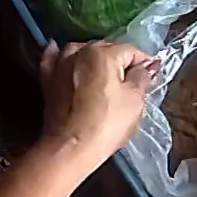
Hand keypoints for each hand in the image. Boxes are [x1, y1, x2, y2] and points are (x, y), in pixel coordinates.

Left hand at [37, 41, 158, 167]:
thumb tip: (148, 65)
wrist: (70, 148)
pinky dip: (56, 54)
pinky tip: (57, 50)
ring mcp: (59, 67)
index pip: (129, 51)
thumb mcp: (135, 101)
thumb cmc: (106, 124)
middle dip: (119, 61)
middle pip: (104, 49)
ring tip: (101, 71)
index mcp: (102, 54)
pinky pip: (51, 60)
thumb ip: (142, 77)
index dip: (143, 62)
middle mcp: (78, 53)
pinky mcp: (47, 82)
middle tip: (130, 80)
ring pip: (78, 51)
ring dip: (91, 56)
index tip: (150, 76)